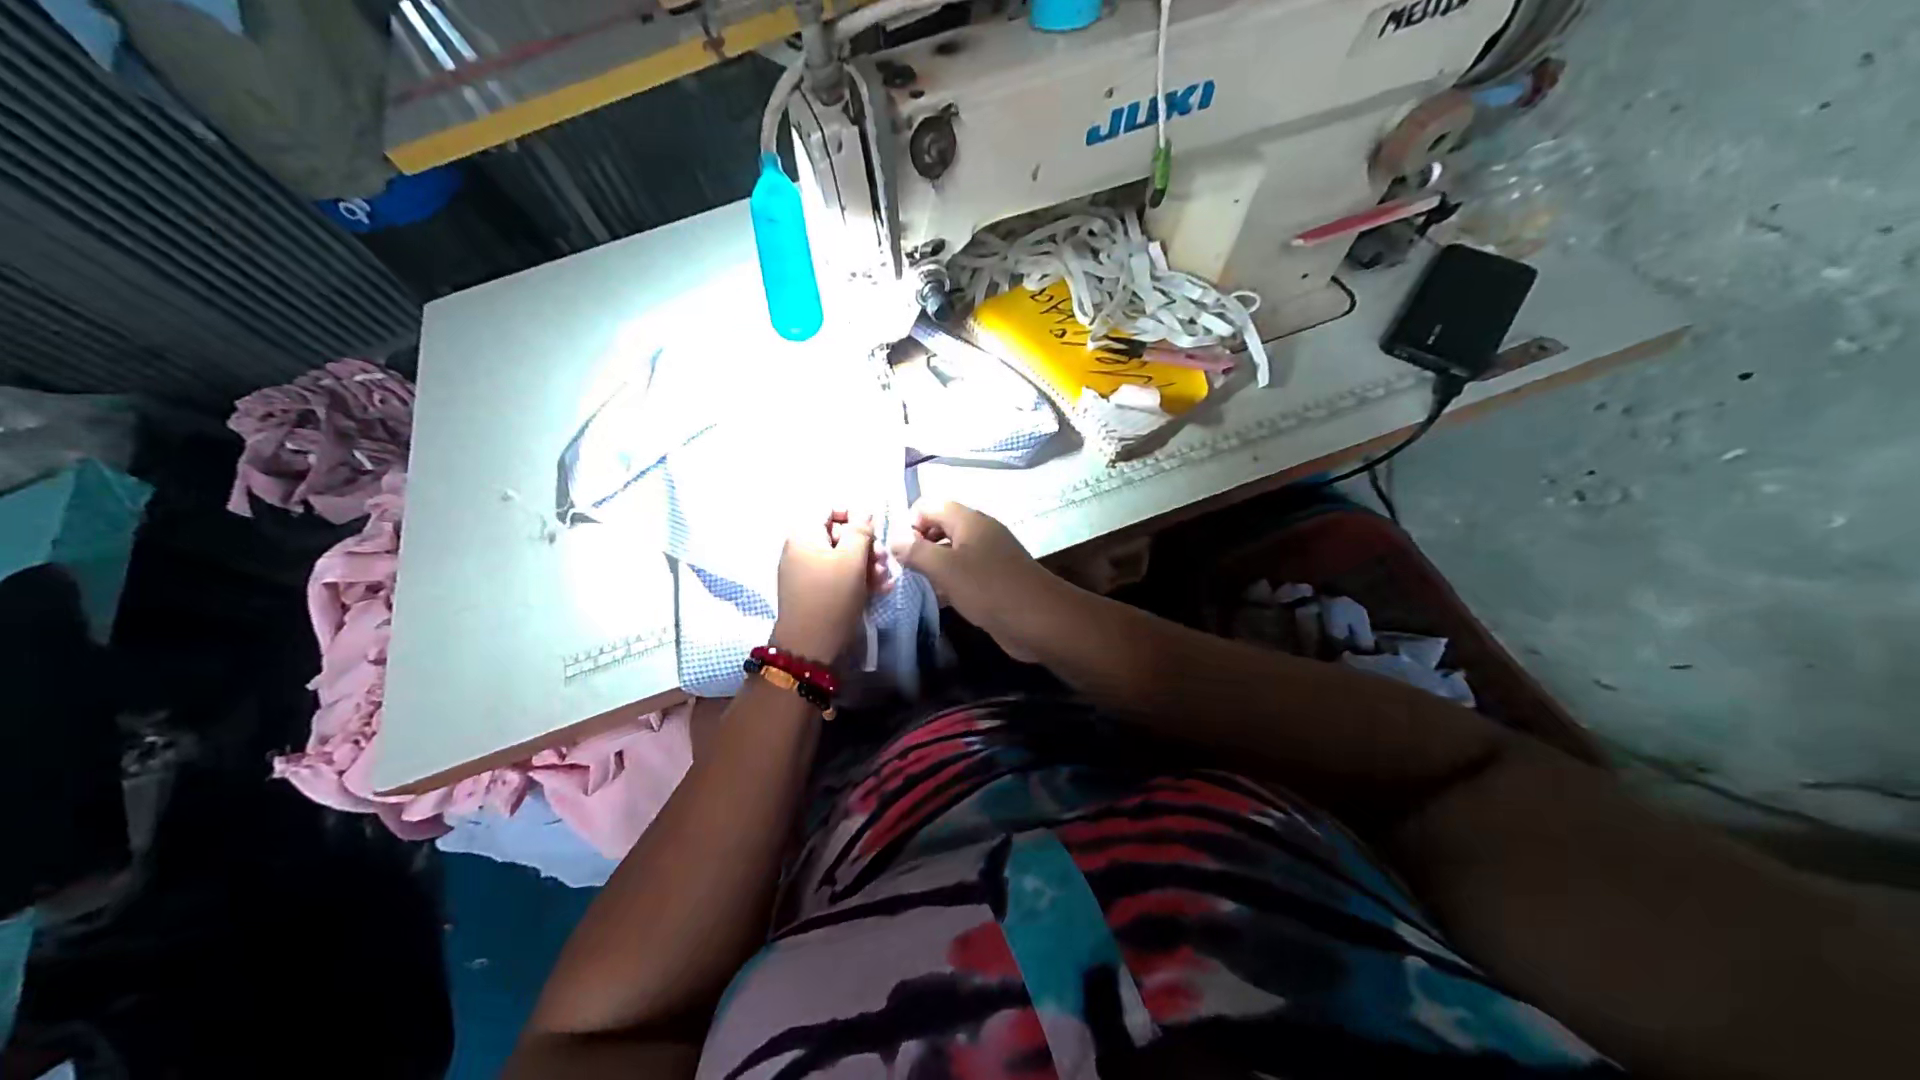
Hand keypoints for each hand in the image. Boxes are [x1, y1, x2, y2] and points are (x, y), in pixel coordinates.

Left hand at [772, 511, 878, 661]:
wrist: (811, 648)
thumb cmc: (831, 598)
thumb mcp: (851, 560)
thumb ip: (860, 530)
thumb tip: (864, 511)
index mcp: (803, 534)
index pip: (827, 506)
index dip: (853, 512)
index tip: (874, 528)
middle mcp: (802, 548)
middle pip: (838, 532)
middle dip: (866, 543)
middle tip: (884, 559)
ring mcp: (808, 570)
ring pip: (843, 555)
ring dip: (867, 563)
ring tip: (884, 579)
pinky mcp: (817, 590)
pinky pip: (840, 574)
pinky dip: (859, 578)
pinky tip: (880, 589)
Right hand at [890, 500, 1061, 661]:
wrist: (1038, 620)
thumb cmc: (989, 588)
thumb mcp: (946, 568)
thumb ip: (916, 551)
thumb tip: (892, 538)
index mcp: (968, 520)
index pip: (928, 505)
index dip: (909, 523)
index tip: (898, 551)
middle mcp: (978, 532)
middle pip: (939, 527)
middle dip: (918, 545)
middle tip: (902, 570)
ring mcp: (988, 556)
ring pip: (950, 552)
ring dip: (932, 566)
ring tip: (915, 586)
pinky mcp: (993, 579)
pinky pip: (963, 573)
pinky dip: (948, 582)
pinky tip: (938, 600)